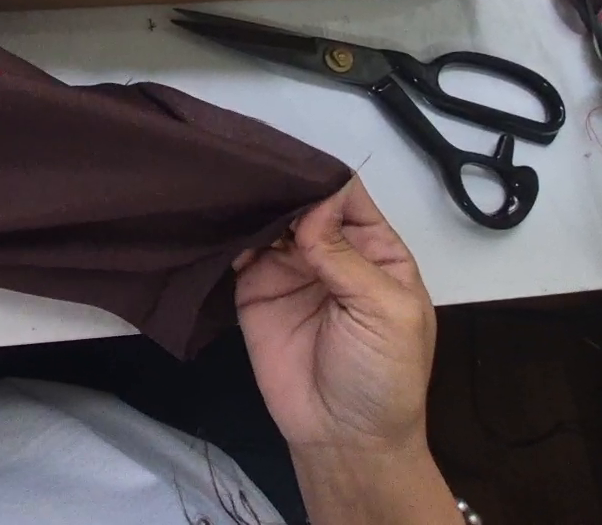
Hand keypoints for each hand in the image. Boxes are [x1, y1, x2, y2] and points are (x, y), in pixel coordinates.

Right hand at [234, 177, 434, 455]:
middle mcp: (330, 249)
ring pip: (268, 218)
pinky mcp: (253, 283)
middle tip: (248, 165)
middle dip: (279, 184)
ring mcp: (289, 265)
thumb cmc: (383, 377)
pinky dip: (227, 229)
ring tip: (228, 182)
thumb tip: (312, 201)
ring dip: (251, 202)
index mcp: (374, 249)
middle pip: (302, 201)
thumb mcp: (384, 314)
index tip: (287, 162)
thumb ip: (346, 257)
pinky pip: (239, 246)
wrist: (340, 438)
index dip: (320, 178)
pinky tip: (216, 215)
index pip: (346, 196)